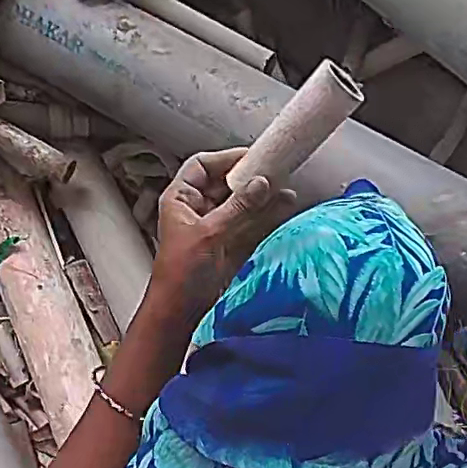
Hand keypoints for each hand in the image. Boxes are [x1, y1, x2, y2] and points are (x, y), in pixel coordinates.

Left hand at [148, 148, 297, 321]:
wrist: (182, 311)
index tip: (253, 157)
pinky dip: (267, 215)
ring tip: (285, 188)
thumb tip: (261, 182)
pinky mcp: (231, 245)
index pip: (202, 166)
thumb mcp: (210, 233)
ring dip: (263, 196)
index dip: (226, 159)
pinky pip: (252, 223)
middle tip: (275, 171)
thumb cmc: (181, 273)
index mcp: (181, 199)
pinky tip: (285, 207)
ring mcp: (217, 227)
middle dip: (250, 178)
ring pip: (242, 203)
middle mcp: (199, 210)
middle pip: (226, 184)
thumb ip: (238, 207)